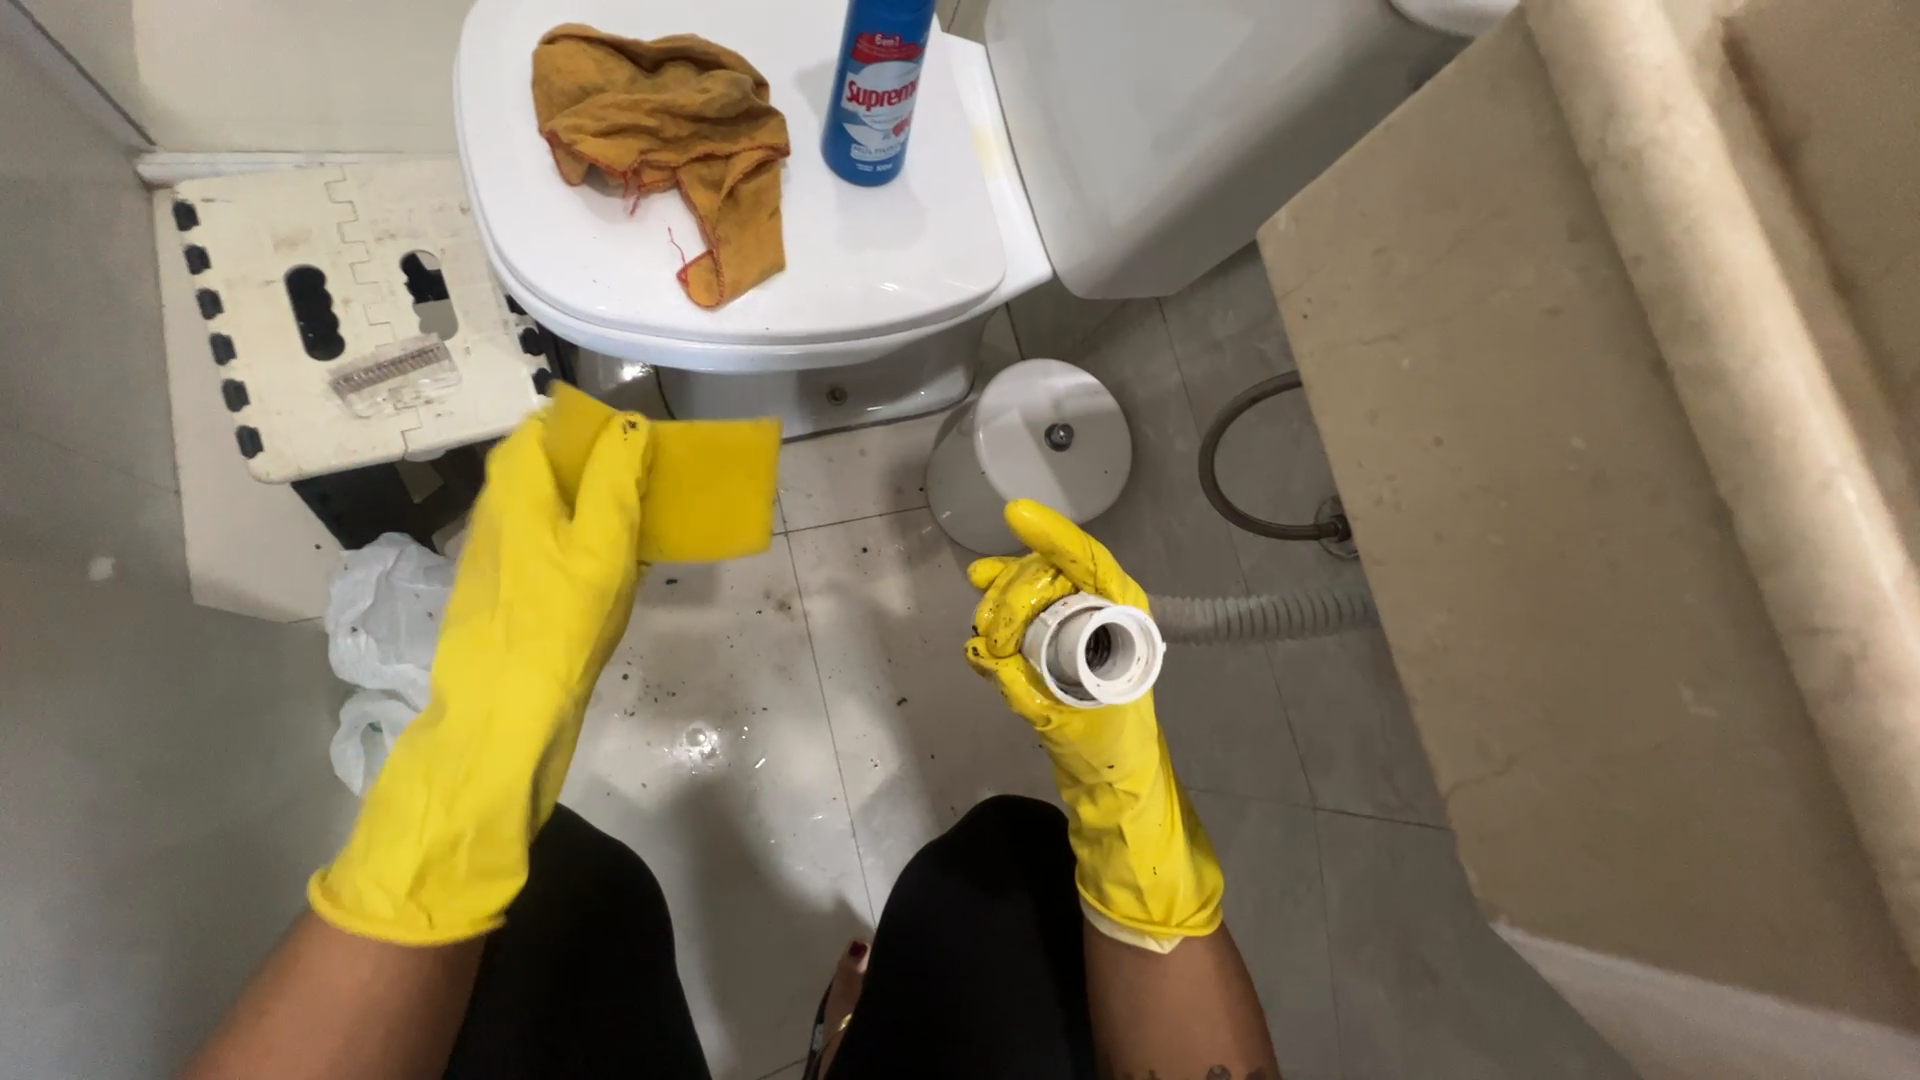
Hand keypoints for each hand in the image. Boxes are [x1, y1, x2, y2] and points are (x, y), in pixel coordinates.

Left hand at [309, 392, 651, 944]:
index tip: (632, 435)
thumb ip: (616, 482)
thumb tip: (631, 426)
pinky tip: (603, 565)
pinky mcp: (501, 590)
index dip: (583, 423)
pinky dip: (572, 535)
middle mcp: (495, 514)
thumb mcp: (603, 546)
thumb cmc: (561, 621)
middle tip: (642, 476)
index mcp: (516, 493)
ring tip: (632, 516)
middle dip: (588, 461)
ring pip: (540, 504)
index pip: (538, 429)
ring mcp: (493, 554)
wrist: (506, 712)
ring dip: (582, 499)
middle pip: (537, 465)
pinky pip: (539, 541)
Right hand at [965, 500, 1223, 948]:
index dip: (1054, 537)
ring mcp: (1081, 625)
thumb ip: (1028, 692)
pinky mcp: (1060, 641)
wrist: (1116, 784)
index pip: (1090, 563)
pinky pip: (1025, 614)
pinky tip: (984, 625)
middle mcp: (1104, 613)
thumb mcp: (1071, 725)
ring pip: (1033, 589)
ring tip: (986, 630)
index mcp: (1125, 622)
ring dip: (1002, 601)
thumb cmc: (1110, 752)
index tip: (1017, 516)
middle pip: (1050, 574)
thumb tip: (982, 653)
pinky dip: (999, 613)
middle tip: (985, 613)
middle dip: (1012, 587)